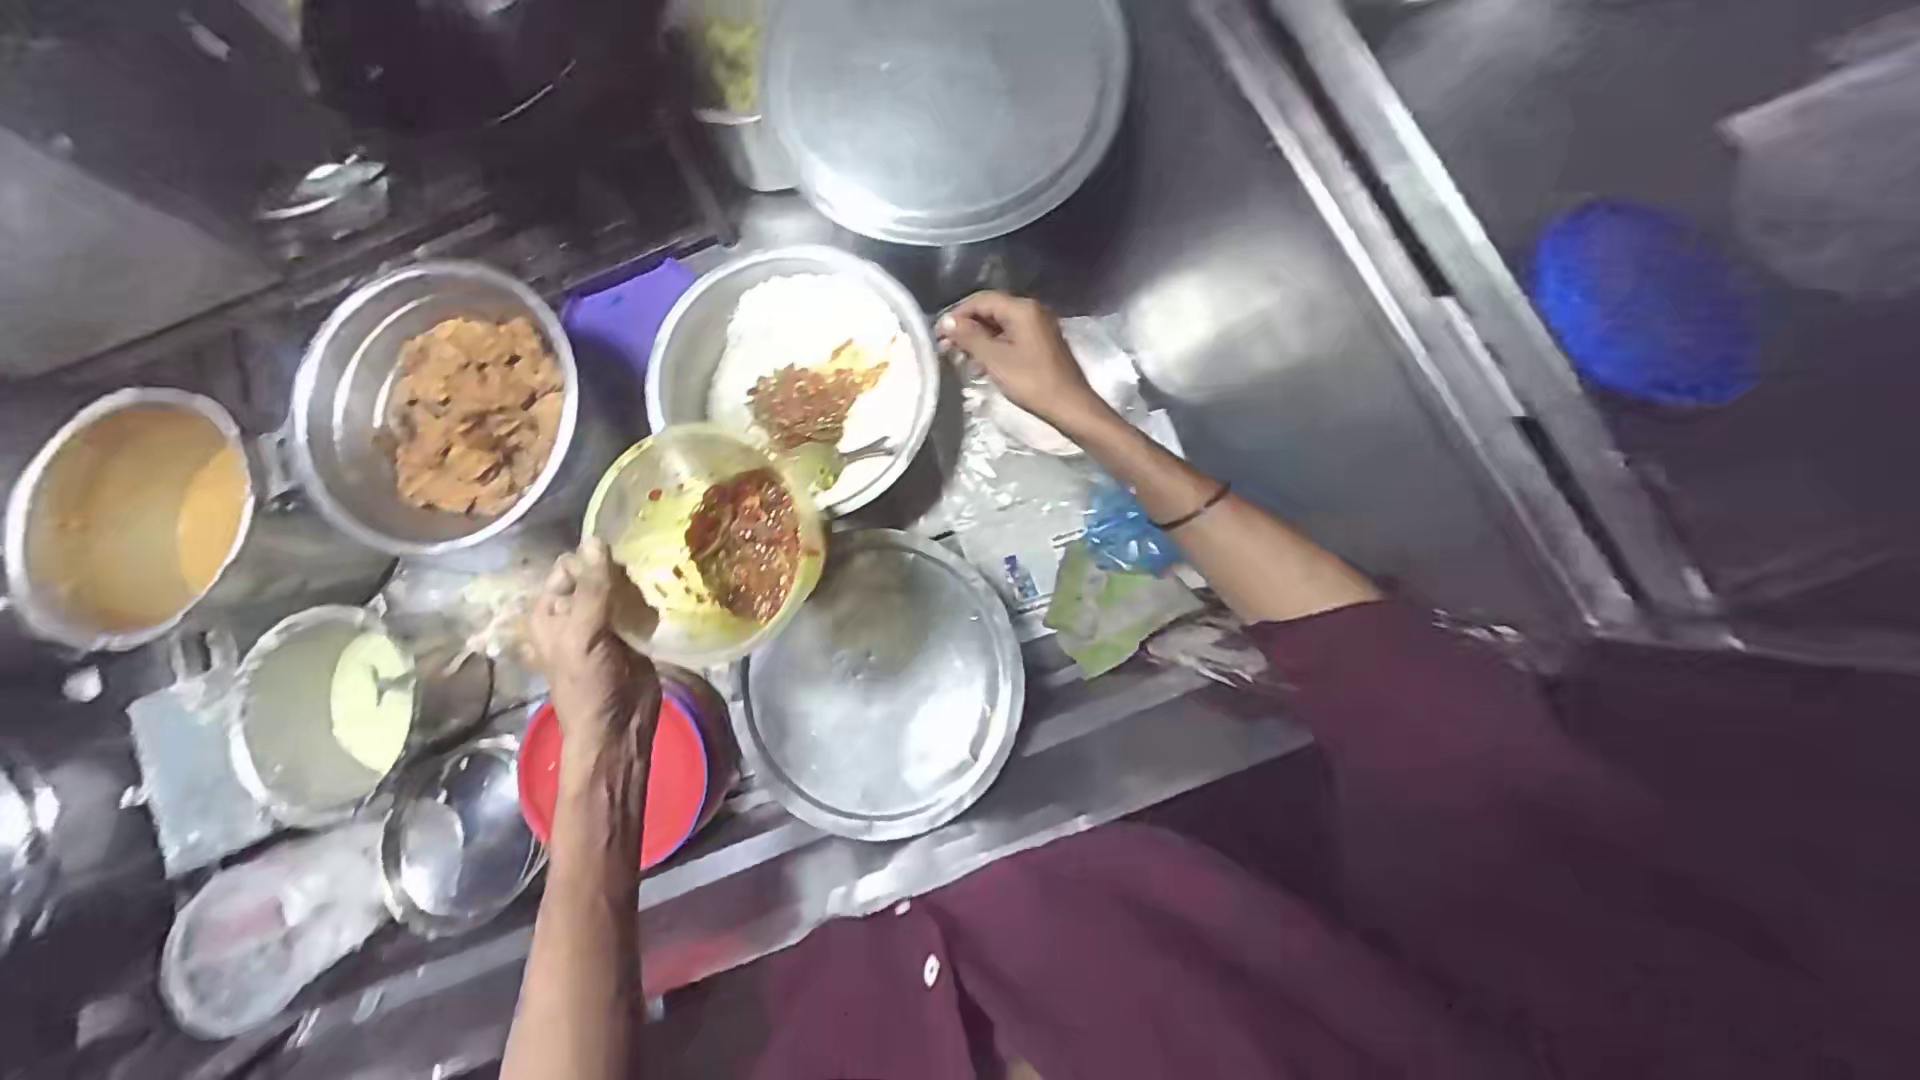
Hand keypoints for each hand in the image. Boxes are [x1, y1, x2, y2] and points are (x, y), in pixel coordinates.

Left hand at [530, 539, 659, 780]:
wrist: (618, 728)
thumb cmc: (588, 685)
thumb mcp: (583, 635)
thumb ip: (591, 589)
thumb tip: (596, 540)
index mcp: (551, 610)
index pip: (571, 565)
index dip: (593, 560)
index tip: (622, 562)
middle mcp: (576, 612)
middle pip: (601, 573)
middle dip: (622, 570)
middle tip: (646, 571)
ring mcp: (608, 623)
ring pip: (626, 588)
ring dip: (642, 585)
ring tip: (661, 582)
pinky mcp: (635, 633)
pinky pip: (644, 606)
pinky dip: (655, 601)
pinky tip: (668, 598)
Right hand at [938, 292, 1115, 436]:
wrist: (1069, 406)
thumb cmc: (1032, 382)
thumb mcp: (995, 360)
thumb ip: (969, 337)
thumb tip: (946, 322)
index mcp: (1022, 309)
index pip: (981, 300)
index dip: (957, 314)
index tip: (938, 333)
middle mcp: (1032, 311)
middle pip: (991, 311)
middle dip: (966, 327)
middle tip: (946, 347)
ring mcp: (1039, 327)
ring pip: (1000, 326)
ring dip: (978, 339)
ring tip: (960, 358)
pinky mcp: (1041, 343)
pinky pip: (1011, 337)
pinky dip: (994, 347)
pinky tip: (982, 365)